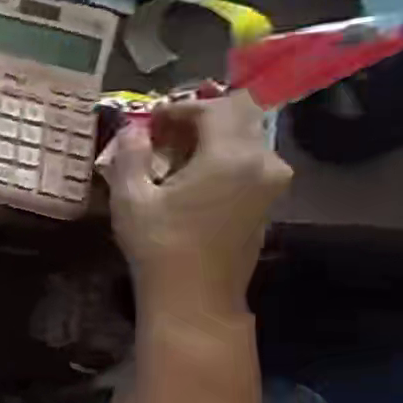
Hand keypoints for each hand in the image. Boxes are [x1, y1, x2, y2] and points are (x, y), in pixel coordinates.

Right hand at [97, 92, 290, 321]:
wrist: (195, 295)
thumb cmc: (159, 244)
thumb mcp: (131, 198)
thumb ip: (130, 156)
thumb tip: (133, 129)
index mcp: (232, 156)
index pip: (214, 107)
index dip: (179, 107)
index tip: (149, 120)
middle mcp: (263, 161)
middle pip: (239, 116)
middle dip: (198, 117)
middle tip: (160, 132)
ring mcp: (272, 181)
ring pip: (244, 138)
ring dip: (209, 137)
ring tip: (170, 154)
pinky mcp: (268, 198)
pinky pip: (247, 160)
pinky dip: (219, 157)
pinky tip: (188, 176)